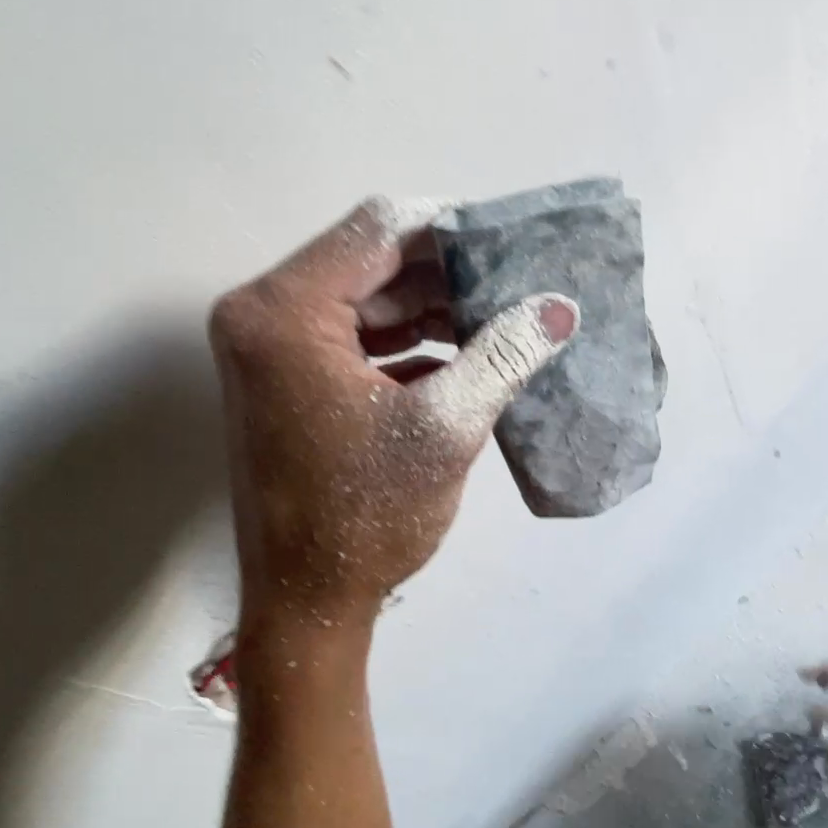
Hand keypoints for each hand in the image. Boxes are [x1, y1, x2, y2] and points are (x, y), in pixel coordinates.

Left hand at [208, 197, 577, 625]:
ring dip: (438, 311)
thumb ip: (503, 355)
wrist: (311, 599)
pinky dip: (416, 345)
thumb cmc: (369, 514)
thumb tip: (560, 308)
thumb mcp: (447, 428)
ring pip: (371, 302)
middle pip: (373, 263)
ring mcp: (276, 351)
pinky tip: (473, 358)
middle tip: (525, 285)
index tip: (517, 243)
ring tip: (510, 322)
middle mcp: (266, 316)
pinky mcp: (295, 382)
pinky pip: (362, 340)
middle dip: (452, 274)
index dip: (453, 228)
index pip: (378, 230)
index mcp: (285, 313)